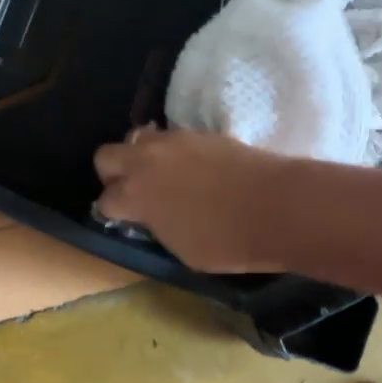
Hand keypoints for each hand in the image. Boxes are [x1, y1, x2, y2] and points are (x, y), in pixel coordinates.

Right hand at [94, 128, 286, 273]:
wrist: (276, 205)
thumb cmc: (229, 241)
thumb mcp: (183, 250)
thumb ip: (157, 226)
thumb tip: (152, 217)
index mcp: (136, 196)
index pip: (105, 199)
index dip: (111, 211)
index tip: (124, 219)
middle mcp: (145, 161)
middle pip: (105, 156)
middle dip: (113, 174)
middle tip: (134, 191)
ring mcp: (171, 141)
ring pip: (137, 138)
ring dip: (141, 156)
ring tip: (162, 175)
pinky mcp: (196, 131)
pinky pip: (169, 137)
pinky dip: (171, 152)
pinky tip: (192, 169)